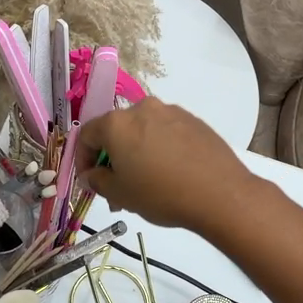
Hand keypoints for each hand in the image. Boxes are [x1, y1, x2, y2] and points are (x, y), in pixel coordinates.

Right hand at [77, 99, 259, 232]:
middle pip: (117, 130)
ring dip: (137, 153)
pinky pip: (167, 133)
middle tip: (117, 187)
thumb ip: (97, 181)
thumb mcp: (120, 194)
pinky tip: (171, 173)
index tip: (89, 180)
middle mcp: (143, 109)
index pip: (86, 134)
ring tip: (146, 183)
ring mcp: (172, 112)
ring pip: (143, 131)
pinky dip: (161, 149)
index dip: (82, 159)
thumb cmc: (161, 194)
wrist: (220, 194)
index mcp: (117, 123)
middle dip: (112, 157)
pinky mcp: (194, 121)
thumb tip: (90, 175)